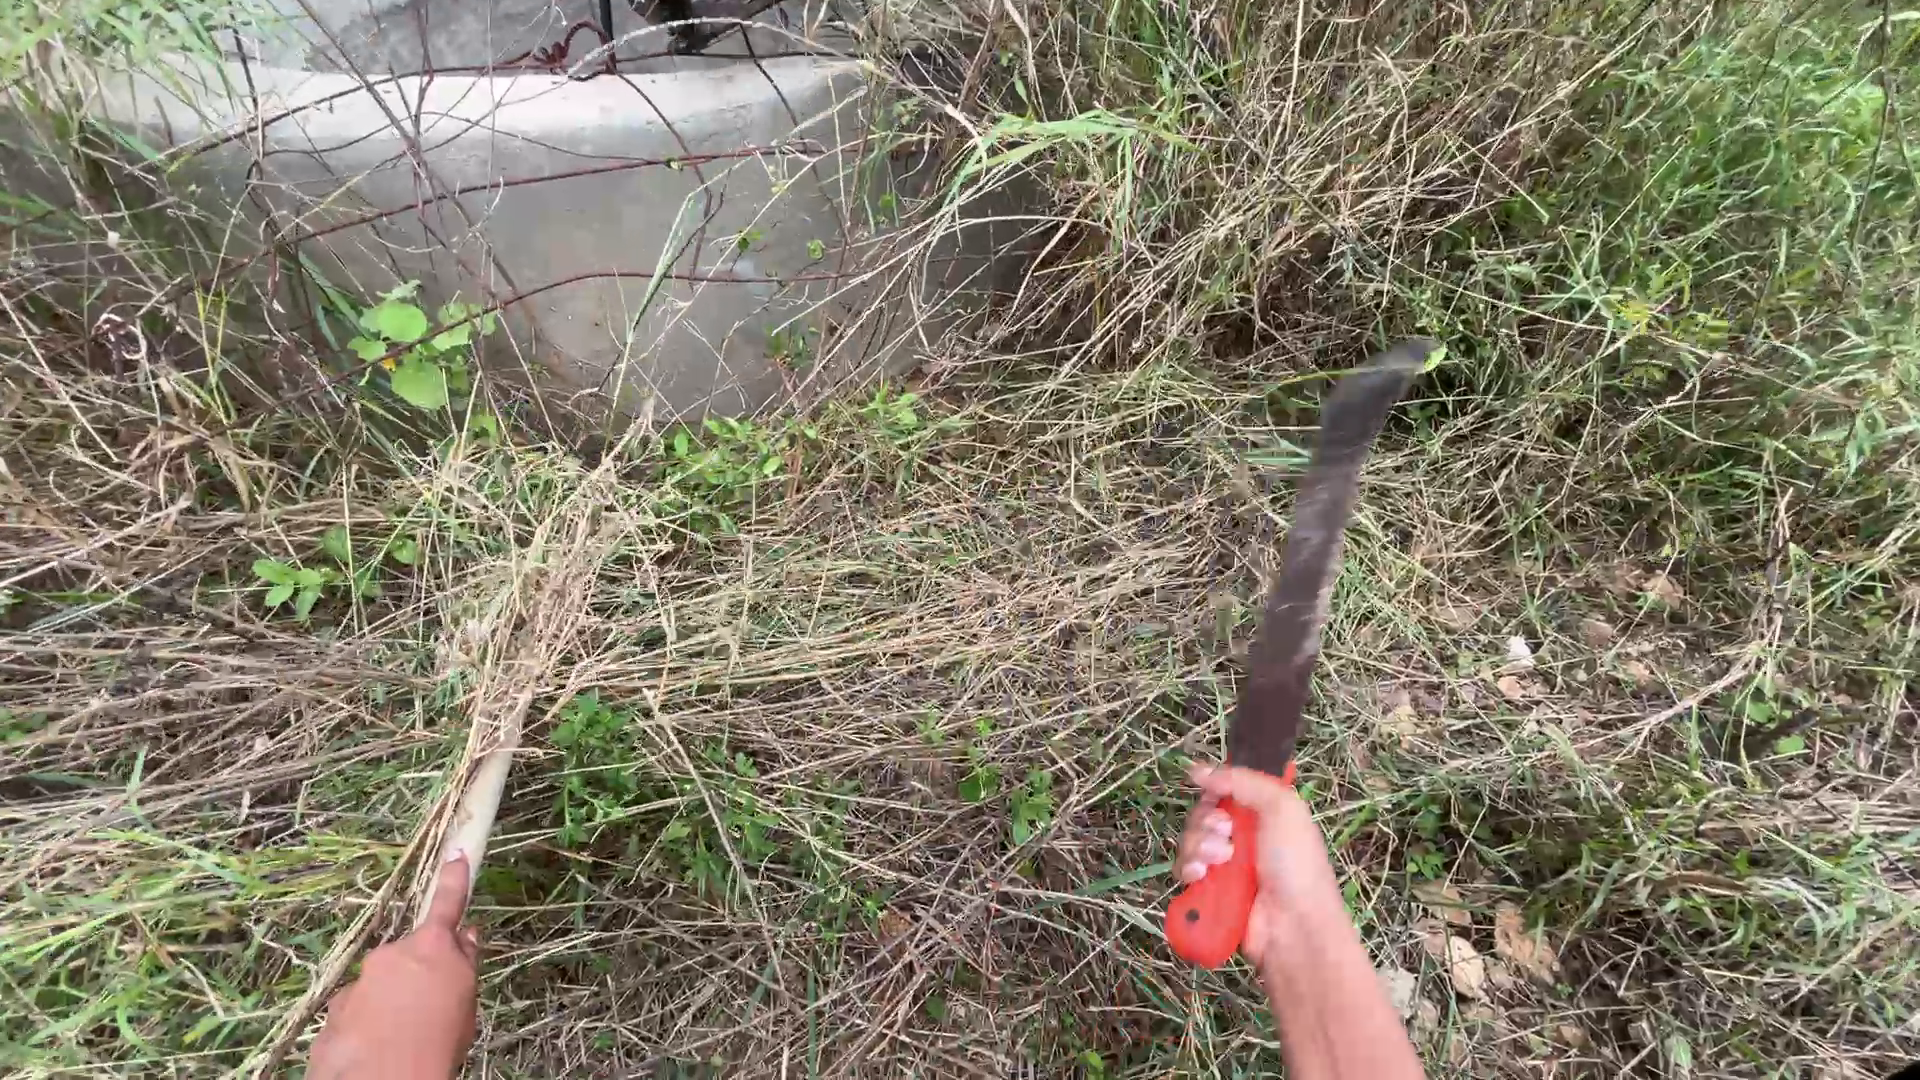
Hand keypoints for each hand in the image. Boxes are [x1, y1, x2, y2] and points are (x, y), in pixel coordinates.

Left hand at [309, 855, 480, 1079]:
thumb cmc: (438, 1040)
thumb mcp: (466, 999)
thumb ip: (464, 963)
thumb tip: (465, 937)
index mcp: (432, 946)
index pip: (448, 902)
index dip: (455, 877)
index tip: (455, 854)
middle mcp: (391, 956)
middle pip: (408, 957)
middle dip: (416, 973)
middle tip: (430, 1005)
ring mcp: (357, 986)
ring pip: (378, 988)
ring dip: (389, 1004)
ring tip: (401, 1037)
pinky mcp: (330, 1019)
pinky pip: (354, 1016)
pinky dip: (364, 1029)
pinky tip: (374, 1052)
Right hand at [1175, 763, 1343, 971]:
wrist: (1294, 927)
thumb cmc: (1296, 865)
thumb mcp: (1282, 808)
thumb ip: (1241, 781)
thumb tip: (1197, 770)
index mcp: (1262, 814)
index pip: (1223, 790)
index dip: (1214, 790)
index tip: (1213, 796)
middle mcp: (1242, 837)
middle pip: (1202, 814)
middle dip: (1206, 822)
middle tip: (1224, 835)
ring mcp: (1225, 865)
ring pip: (1190, 840)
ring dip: (1199, 846)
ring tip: (1219, 861)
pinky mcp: (1210, 890)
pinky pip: (1184, 868)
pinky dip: (1189, 868)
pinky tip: (1201, 876)